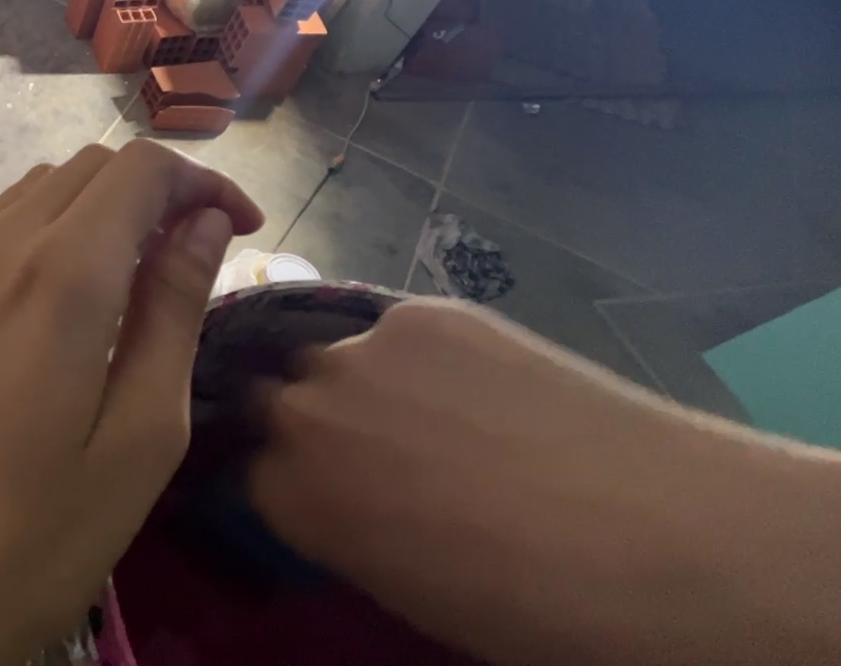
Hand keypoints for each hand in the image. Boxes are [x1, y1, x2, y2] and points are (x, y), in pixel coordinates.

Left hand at [0, 141, 263, 665]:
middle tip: (194, 256)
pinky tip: (62, 296)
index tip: (240, 228)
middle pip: (90, 167)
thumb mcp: (142, 429)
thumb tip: (204, 224)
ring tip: (134, 277)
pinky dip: (47, 230)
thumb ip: (175, 306)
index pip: (141, 169)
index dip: (203, 182)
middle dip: (155, 191)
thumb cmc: (39, 527)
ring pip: (39, 189)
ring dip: (99, 207)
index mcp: (61, 271)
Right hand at [250, 298, 840, 665]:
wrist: (665, 542)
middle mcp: (295, 412)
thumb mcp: (404, 585)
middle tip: (373, 439)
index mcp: (286, 493)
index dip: (289, 472)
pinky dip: (426, 353)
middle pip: (270, 397)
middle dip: (307, 415)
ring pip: (332, 356)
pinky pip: (396, 329)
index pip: (250, 465)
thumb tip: (336, 492)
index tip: (327, 482)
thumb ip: (338, 523)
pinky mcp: (415, 312)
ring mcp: (353, 353)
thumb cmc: (533, 604)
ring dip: (364, 380)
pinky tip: (485, 382)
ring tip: (439, 406)